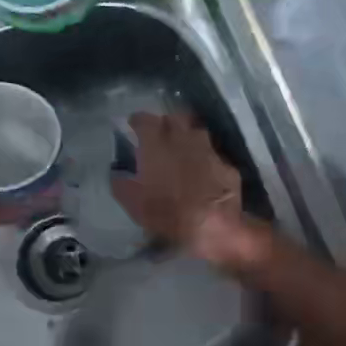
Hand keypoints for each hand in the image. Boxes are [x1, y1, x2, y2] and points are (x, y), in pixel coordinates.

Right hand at [111, 112, 253, 264]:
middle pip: (174, 119)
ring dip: (187, 138)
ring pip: (196, 133)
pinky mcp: (227, 165)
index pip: (144, 120)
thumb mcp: (135, 205)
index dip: (138, 122)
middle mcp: (184, 139)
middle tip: (158, 137)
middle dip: (165, 124)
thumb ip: (122, 185)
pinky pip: (212, 155)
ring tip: (182, 151)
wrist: (216, 227)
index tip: (133, 127)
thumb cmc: (169, 214)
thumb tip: (118, 175)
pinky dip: (205, 159)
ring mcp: (209, 150)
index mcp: (157, 144)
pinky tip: (204, 172)